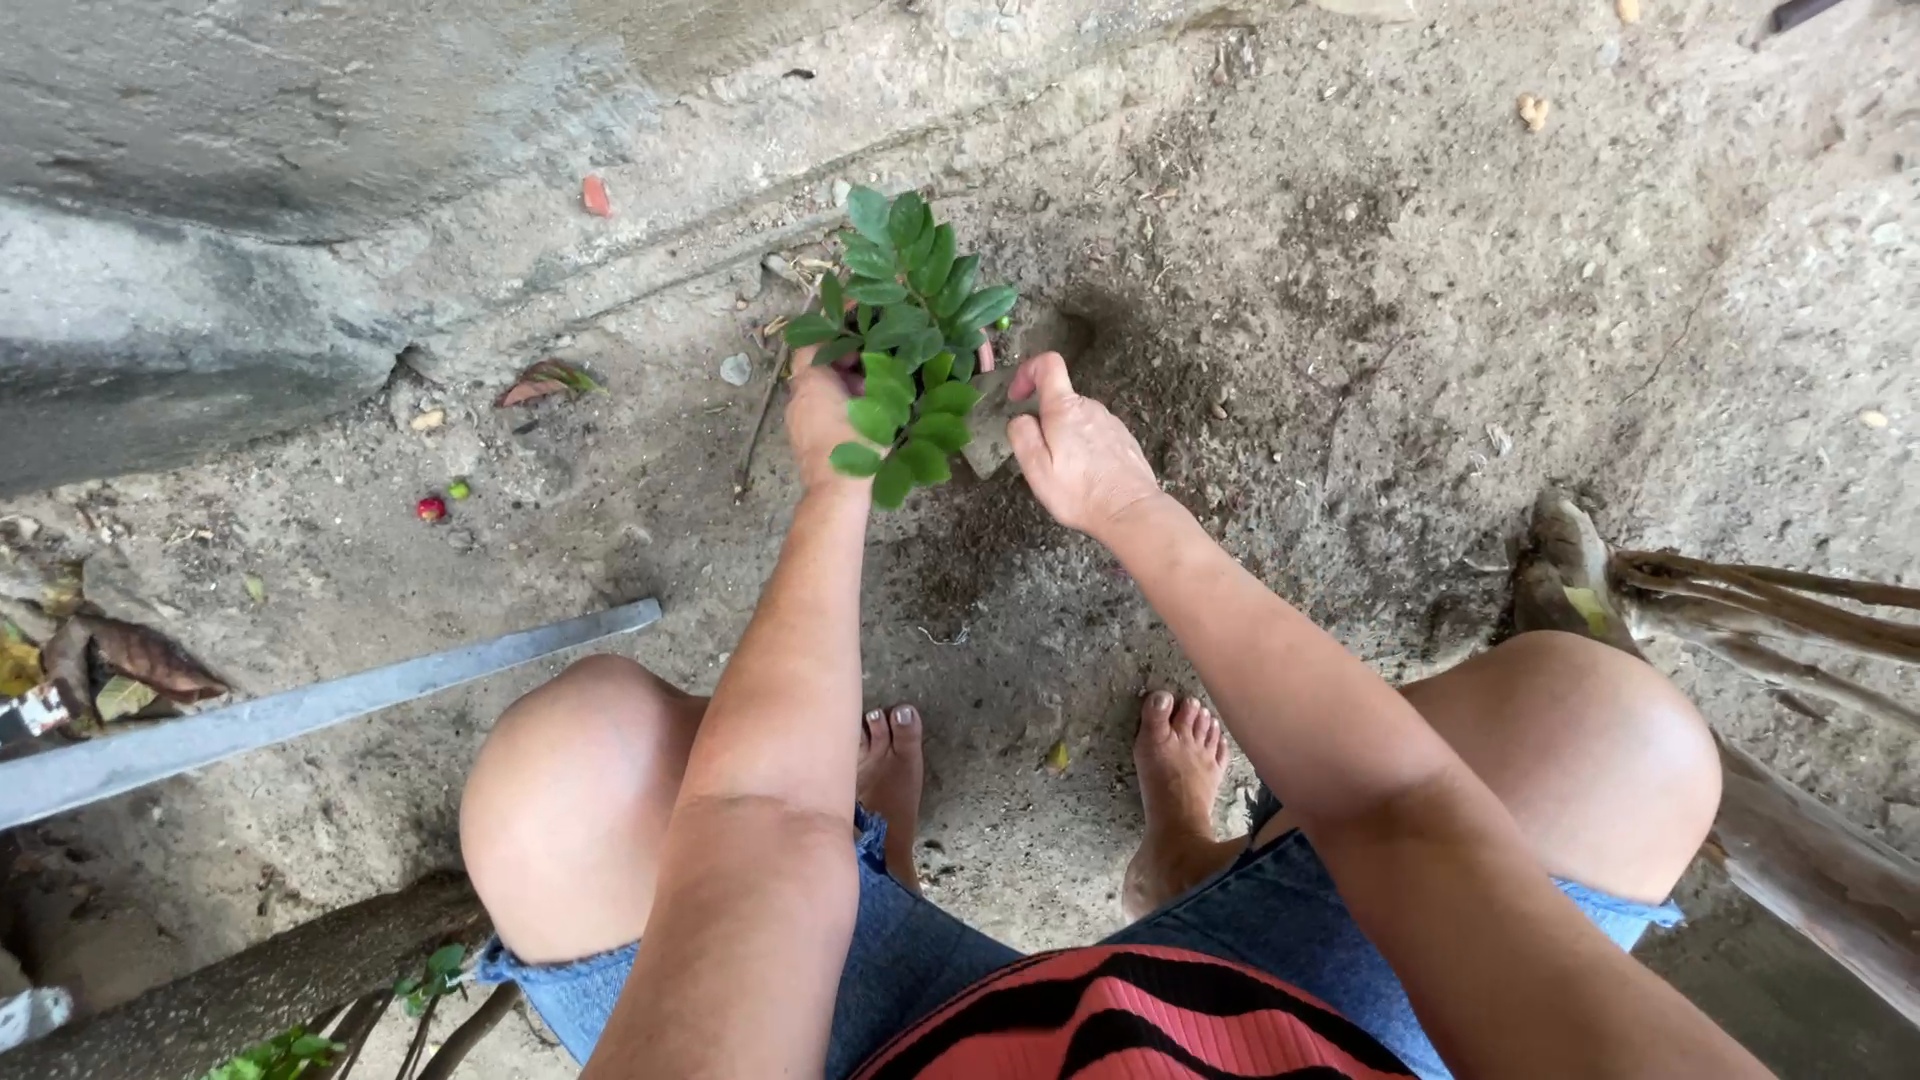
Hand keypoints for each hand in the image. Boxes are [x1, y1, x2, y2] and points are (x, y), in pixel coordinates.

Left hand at [785, 345, 866, 494]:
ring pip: (813, 393)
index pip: (811, 347)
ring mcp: (794, 421)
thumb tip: (881, 374)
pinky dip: (829, 409)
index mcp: (812, 382)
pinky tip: (852, 422)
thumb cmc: (857, 444)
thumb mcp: (877, 408)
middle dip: (839, 369)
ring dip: (835, 391)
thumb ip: (878, 384)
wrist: (835, 489)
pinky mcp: (798, 439)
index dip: (833, 344)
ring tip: (863, 402)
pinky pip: (811, 413)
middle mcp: (796, 398)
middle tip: (866, 377)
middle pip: (813, 371)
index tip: (856, 351)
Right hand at [1006, 353, 1166, 538]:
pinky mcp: (1123, 439)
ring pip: (1078, 419)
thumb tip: (1021, 418)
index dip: (1028, 372)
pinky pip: (1095, 434)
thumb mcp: (1036, 468)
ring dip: (1066, 438)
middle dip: (1045, 421)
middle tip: (1042, 459)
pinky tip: (1087, 476)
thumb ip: (1022, 434)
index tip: (1018, 397)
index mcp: (1065, 409)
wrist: (1130, 511)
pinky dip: (1085, 448)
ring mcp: (1111, 422)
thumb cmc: (1080, 493)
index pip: (1048, 364)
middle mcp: (1091, 408)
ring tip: (1066, 474)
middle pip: (1061, 399)